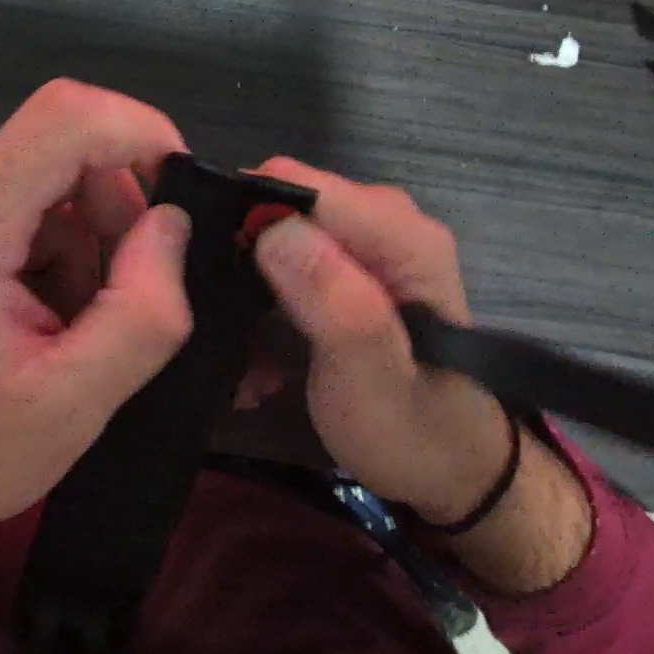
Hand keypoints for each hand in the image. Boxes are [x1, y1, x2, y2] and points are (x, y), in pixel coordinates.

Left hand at [0, 80, 194, 608]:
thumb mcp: (71, 405)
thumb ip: (140, 312)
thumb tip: (174, 224)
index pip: (64, 116)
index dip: (139, 129)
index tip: (185, 192)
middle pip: (61, 151)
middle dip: (118, 211)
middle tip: (129, 298)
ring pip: (48, 189)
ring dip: (87, 247)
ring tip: (74, 334)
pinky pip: (20, 218)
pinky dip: (54, 260)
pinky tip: (40, 329)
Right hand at [249, 158, 510, 524]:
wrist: (451, 469)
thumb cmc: (413, 432)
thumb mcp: (372, 379)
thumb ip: (336, 304)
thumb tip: (273, 229)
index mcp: (399, 235)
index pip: (297, 184)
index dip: (243, 216)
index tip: (203, 271)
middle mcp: (386, 220)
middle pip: (283, 201)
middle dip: (239, 251)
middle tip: (214, 318)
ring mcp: (368, 241)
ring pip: (277, 228)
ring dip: (245, 278)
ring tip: (234, 338)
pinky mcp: (352, 264)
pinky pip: (286, 252)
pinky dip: (261, 291)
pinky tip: (255, 341)